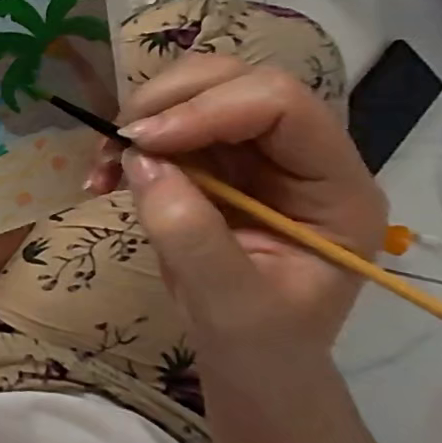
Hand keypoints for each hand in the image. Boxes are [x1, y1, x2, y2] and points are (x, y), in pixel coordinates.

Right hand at [99, 56, 387, 349]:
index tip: (143, 143)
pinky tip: (106, 172)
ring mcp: (259, 149)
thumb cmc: (262, 347)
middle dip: (168, 101)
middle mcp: (302, 152)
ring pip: (198, 88)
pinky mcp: (220, 155)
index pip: (282, 104)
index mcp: (336, 187)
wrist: (252, 362)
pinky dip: (131, 137)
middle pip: (237, 80)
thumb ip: (192, 237)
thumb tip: (141, 160)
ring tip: (105, 163)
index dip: (209, 108)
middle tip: (117, 142)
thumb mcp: (232, 308)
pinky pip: (170, 119)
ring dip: (143, 116)